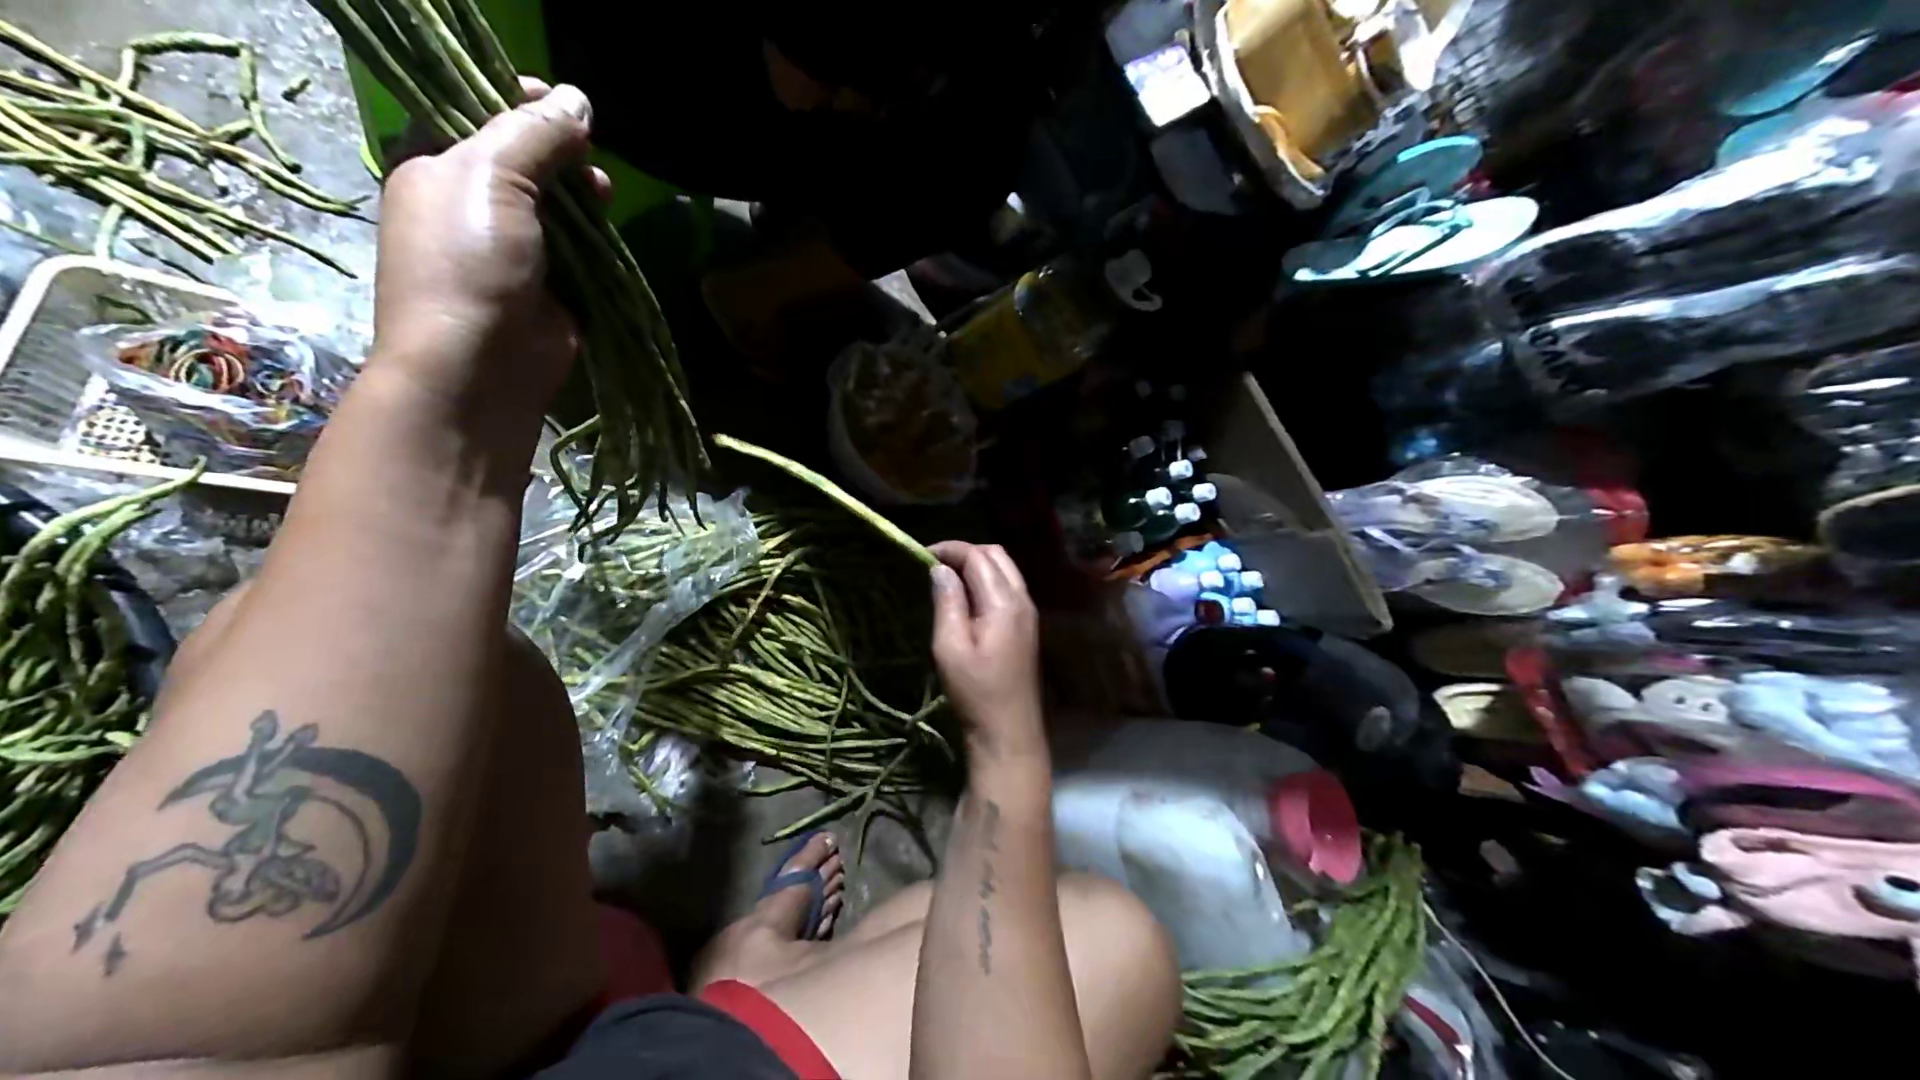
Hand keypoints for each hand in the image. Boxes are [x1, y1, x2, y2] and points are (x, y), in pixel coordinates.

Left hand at [369, 80, 606, 446]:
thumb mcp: (490, 176)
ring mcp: (516, 247)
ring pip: (558, 203)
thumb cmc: (468, 260)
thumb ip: (533, 132)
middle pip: (524, 158)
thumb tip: (577, 99)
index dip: (512, 98)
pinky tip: (609, 219)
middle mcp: (473, 203)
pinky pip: (581, 246)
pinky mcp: (554, 284)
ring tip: (602, 187)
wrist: (483, 363)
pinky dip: (597, 233)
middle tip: (584, 144)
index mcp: (435, 166)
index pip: (472, 112)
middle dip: (557, 147)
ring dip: (581, 190)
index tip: (552, 96)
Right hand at [929, 542, 1043, 760]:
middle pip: (996, 556)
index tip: (921, 556)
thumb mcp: (950, 647)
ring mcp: (1028, 613)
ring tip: (946, 577)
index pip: (978, 557)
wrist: (1009, 731)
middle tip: (934, 564)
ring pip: (1005, 570)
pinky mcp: (1027, 626)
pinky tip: (966, 596)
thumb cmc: (975, 692)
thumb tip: (940, 569)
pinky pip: (1008, 587)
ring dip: (977, 565)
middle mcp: (1022, 600)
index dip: (949, 550)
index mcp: (1004, 602)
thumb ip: (947, 602)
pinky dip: (987, 580)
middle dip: (965, 552)